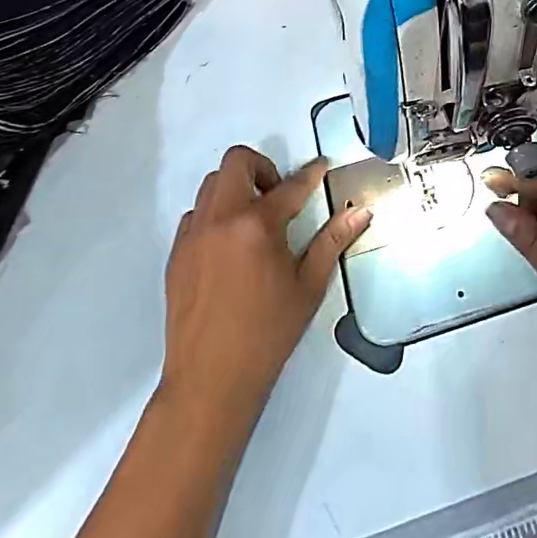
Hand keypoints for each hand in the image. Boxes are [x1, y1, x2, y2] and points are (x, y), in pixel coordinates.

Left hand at [162, 146, 370, 409]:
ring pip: (211, 184)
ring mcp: (193, 234)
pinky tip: (232, 243)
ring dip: (237, 188)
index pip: (290, 186)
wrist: (212, 375)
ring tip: (256, 218)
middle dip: (263, 167)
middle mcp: (221, 219)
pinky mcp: (177, 252)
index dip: (311, 174)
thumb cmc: (269, 331)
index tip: (320, 167)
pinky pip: (196, 214)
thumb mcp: (309, 285)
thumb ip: (333, 241)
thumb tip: (359, 213)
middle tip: (280, 195)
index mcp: (257, 226)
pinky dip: (216, 214)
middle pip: (237, 162)